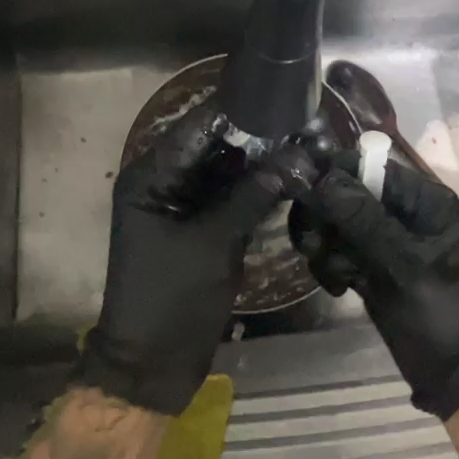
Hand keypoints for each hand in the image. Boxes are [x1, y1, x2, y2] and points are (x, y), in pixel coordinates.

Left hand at [75, 103, 278, 415]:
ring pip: (227, 169)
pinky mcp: (203, 226)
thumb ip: (253, 195)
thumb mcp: (213, 243)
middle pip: (214, 145)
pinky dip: (259, 188)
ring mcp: (184, 205)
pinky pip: (232, 195)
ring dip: (263, 160)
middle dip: (257, 134)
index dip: (237, 109)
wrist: (153, 365)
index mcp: (149, 177)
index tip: (280, 93)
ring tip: (308, 142)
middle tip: (305, 120)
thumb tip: (298, 156)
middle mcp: (164, 181)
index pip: (196, 127)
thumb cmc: (171, 300)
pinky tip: (295, 176)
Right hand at [289, 159, 458, 418]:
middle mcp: (402, 213)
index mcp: (422, 201)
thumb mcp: (407, 268)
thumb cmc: (447, 316)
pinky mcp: (372, 269)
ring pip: (337, 224)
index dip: (334, 175)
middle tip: (311, 245)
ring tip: (331, 275)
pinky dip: (331, 266)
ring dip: (325, 245)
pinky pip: (339, 252)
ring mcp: (385, 242)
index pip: (369, 167)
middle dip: (324, 217)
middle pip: (346, 194)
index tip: (301, 192)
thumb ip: (366, 222)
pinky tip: (339, 290)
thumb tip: (325, 178)